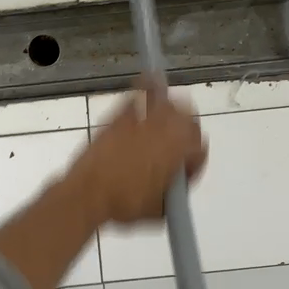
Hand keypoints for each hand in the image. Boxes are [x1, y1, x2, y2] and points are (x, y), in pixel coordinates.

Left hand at [66, 79, 207, 225]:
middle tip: (173, 148)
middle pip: (188, 120)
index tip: (181, 172)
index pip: (200, 148)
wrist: (88, 192)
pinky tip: (151, 80)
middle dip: (184, 133)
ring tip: (163, 121)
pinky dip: (149, 84)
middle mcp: (168, 128)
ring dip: (170, 111)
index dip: (192, 162)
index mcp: (181, 151)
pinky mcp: (123, 113)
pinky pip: (143, 90)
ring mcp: (145, 117)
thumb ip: (176, 192)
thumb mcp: (160, 209)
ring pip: (169, 104)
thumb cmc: (126, 203)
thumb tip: (176, 184)